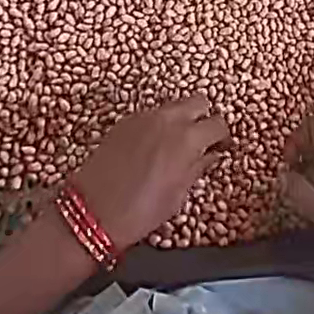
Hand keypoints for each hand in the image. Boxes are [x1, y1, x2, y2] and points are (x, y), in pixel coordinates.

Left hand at [71, 96, 227, 249]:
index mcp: (188, 138)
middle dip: (204, 117)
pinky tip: (152, 147)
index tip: (221, 146)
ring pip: (173, 106)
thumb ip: (198, 167)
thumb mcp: (178, 194)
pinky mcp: (125, 121)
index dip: (222, 135)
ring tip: (176, 145)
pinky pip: (151, 115)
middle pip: (198, 101)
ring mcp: (144, 117)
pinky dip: (159, 125)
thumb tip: (211, 155)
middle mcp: (168, 119)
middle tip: (202, 139)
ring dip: (181, 119)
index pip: (217, 123)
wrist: (92, 212)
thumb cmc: (140, 210)